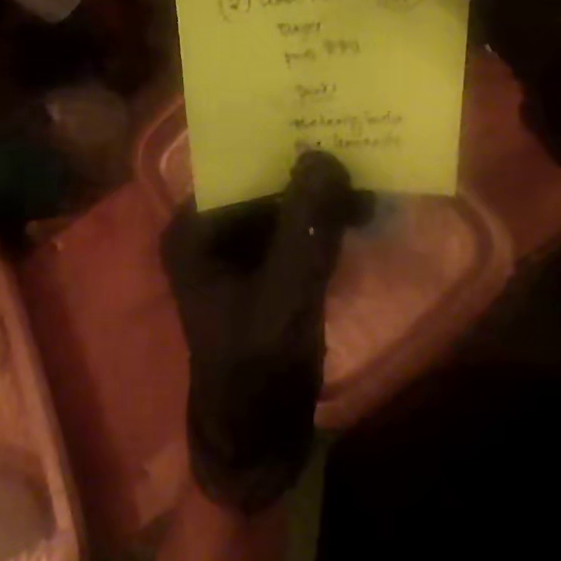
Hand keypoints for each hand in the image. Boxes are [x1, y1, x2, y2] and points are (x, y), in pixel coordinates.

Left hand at [161, 152, 356, 512]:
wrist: (255, 437)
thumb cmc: (254, 366)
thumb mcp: (284, 294)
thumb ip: (305, 227)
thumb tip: (324, 157)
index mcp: (192, 232)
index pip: (235, 172)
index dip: (278, 148)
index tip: (324, 123)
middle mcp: (207, 234)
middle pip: (260, 187)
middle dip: (307, 175)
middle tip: (357, 151)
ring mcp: (235, 255)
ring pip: (281, 209)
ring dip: (321, 200)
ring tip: (368, 184)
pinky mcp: (262, 274)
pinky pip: (292, 234)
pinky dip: (322, 226)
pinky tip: (359, 216)